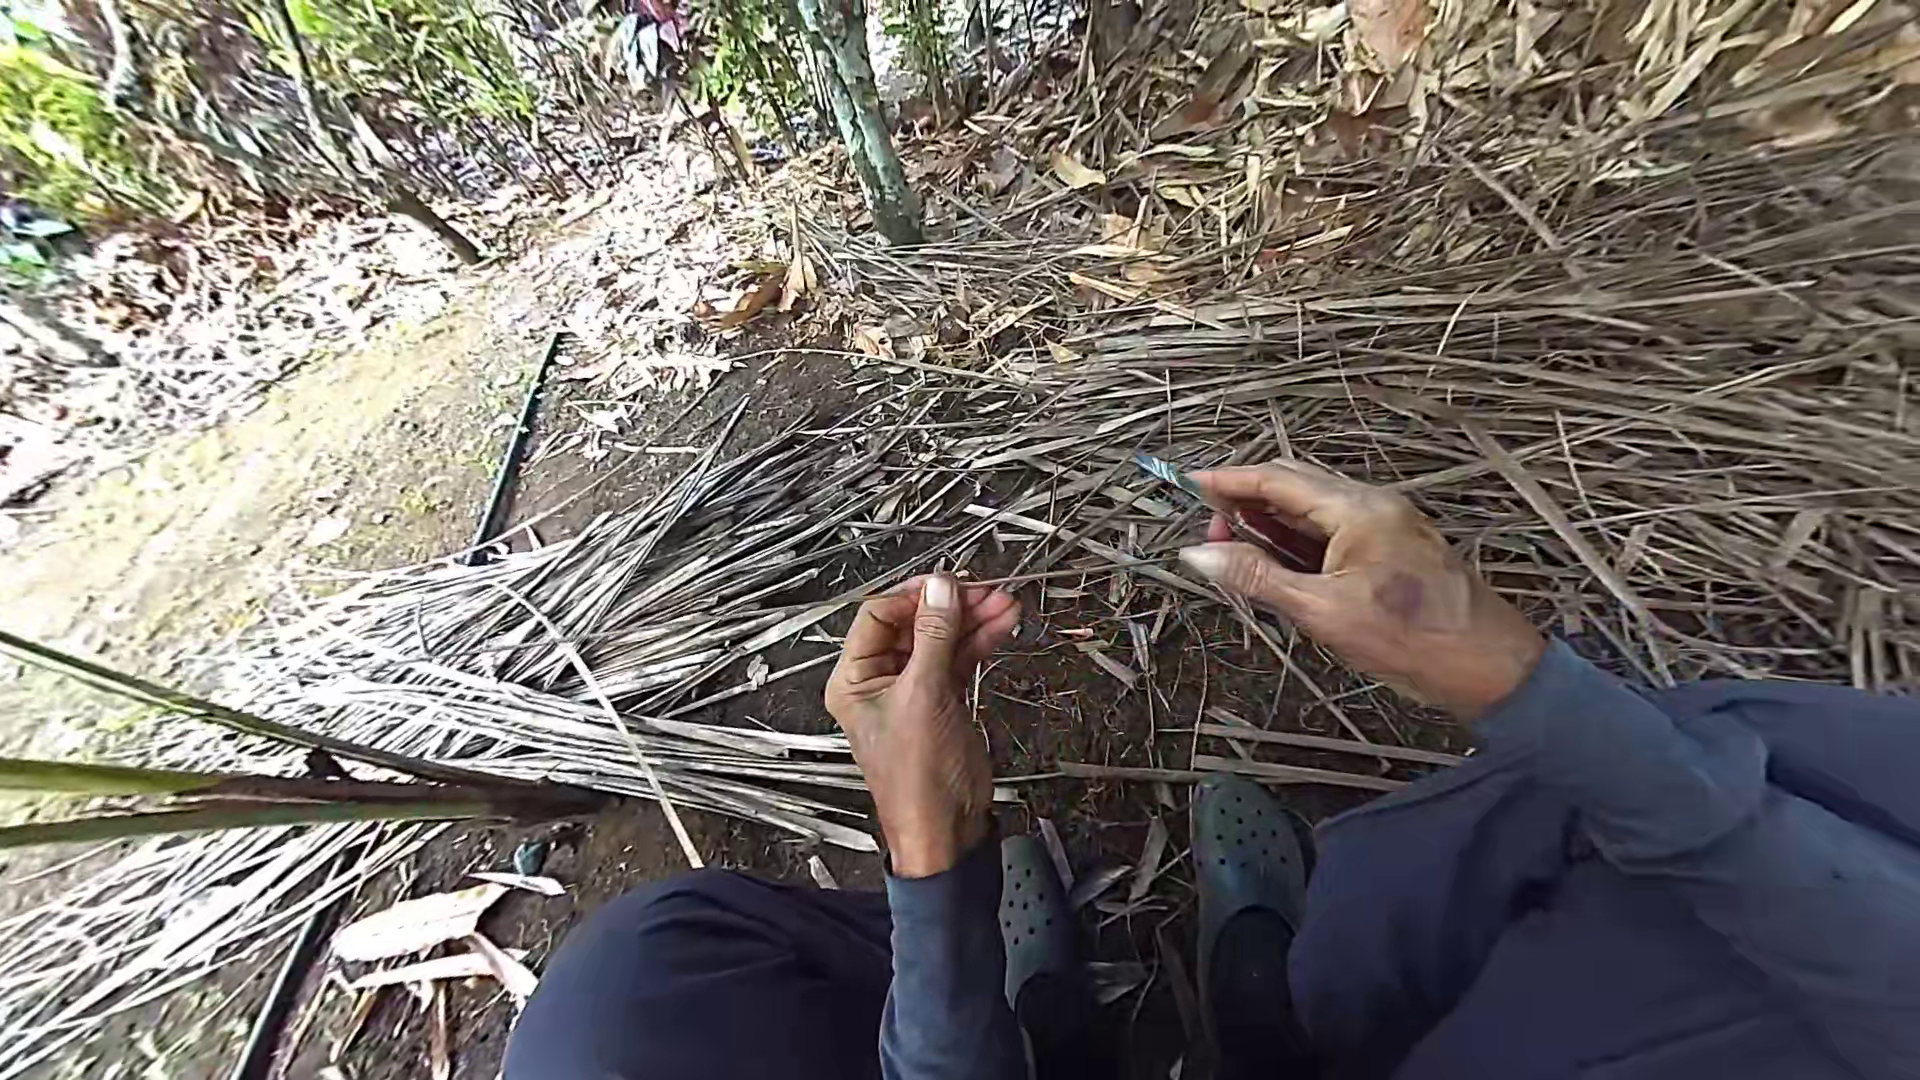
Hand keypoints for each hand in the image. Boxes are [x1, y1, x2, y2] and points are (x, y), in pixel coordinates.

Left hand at [825, 575, 1020, 876]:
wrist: (949, 830)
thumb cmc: (918, 780)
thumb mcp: (923, 697)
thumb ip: (934, 637)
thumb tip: (940, 589)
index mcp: (855, 677)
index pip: (878, 616)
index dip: (913, 597)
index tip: (945, 586)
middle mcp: (881, 677)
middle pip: (915, 623)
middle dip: (951, 606)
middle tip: (982, 591)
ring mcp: (915, 685)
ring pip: (943, 637)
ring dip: (973, 619)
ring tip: (1003, 602)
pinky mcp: (944, 694)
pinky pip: (961, 655)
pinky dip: (982, 639)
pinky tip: (1002, 623)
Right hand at [1179, 462, 1545, 718]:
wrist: (1493, 672)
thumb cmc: (1410, 639)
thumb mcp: (1320, 609)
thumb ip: (1255, 576)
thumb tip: (1197, 554)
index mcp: (1357, 509)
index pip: (1276, 479)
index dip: (1228, 480)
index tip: (1188, 484)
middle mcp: (1370, 504)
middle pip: (1291, 483)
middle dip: (1243, 499)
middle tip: (1209, 530)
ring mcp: (1381, 523)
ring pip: (1307, 505)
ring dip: (1265, 519)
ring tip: (1232, 546)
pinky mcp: (1385, 545)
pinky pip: (1325, 527)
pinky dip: (1290, 536)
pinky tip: (1271, 557)